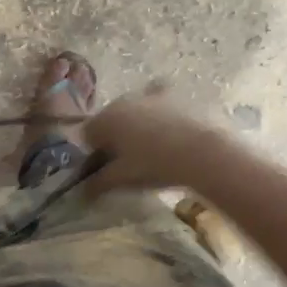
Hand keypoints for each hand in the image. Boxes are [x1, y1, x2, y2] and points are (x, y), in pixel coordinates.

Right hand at [82, 92, 229, 192]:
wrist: (203, 151)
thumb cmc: (155, 166)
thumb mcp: (122, 179)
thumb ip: (98, 184)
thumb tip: (82, 192)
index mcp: (104, 120)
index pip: (87, 135)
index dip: (94, 153)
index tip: (106, 170)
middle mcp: (122, 101)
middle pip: (110, 120)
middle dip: (114, 137)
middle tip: (129, 161)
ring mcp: (149, 94)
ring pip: (134, 110)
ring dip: (136, 124)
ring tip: (153, 148)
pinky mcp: (174, 94)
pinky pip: (159, 99)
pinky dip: (160, 110)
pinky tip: (171, 127)